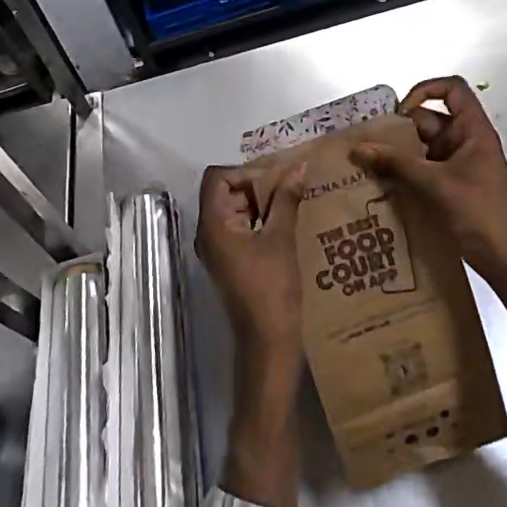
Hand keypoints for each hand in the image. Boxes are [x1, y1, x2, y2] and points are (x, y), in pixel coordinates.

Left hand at [195, 162, 307, 358]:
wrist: (268, 339)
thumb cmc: (272, 287)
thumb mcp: (281, 238)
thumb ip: (286, 198)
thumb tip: (299, 167)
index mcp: (213, 225)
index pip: (217, 178)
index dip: (245, 171)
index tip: (275, 178)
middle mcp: (208, 233)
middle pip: (224, 191)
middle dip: (255, 183)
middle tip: (288, 185)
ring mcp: (217, 247)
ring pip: (233, 207)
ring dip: (260, 199)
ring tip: (291, 198)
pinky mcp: (229, 259)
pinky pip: (240, 225)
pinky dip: (259, 216)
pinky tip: (285, 218)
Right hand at [352, 76, 506, 275]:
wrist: (503, 257)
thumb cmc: (478, 212)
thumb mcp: (435, 184)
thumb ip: (396, 164)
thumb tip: (359, 148)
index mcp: (473, 130)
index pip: (453, 89)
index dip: (426, 90)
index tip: (401, 111)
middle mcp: (465, 140)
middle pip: (429, 119)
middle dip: (400, 130)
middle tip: (369, 142)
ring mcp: (458, 162)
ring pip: (422, 146)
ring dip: (399, 153)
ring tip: (368, 162)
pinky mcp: (450, 182)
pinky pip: (423, 166)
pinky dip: (405, 170)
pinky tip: (382, 181)